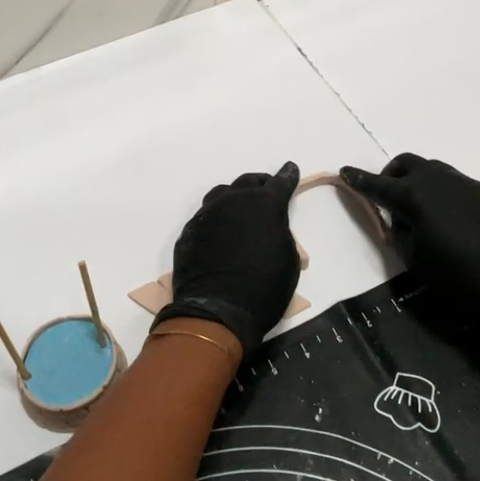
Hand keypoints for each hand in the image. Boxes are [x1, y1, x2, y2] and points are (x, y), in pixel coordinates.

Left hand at [157, 162, 302, 355]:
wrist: (218, 311)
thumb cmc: (265, 287)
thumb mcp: (288, 259)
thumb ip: (279, 232)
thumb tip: (269, 227)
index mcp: (264, 204)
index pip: (280, 182)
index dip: (288, 176)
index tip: (290, 169)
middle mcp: (233, 201)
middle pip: (247, 182)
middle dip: (259, 184)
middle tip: (265, 189)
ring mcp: (207, 215)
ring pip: (221, 195)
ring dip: (233, 197)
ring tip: (239, 208)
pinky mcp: (189, 233)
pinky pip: (205, 218)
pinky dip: (216, 220)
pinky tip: (219, 232)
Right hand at [339, 154, 479, 345]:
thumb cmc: (463, 279)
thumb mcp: (418, 263)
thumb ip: (402, 236)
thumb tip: (400, 221)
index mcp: (415, 197)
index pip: (379, 185)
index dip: (359, 181)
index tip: (345, 171)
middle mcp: (438, 181)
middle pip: (406, 164)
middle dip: (390, 176)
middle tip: (384, 195)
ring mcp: (464, 183)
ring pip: (431, 169)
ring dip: (416, 180)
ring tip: (414, 207)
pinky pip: (451, 181)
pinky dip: (437, 190)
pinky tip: (442, 215)